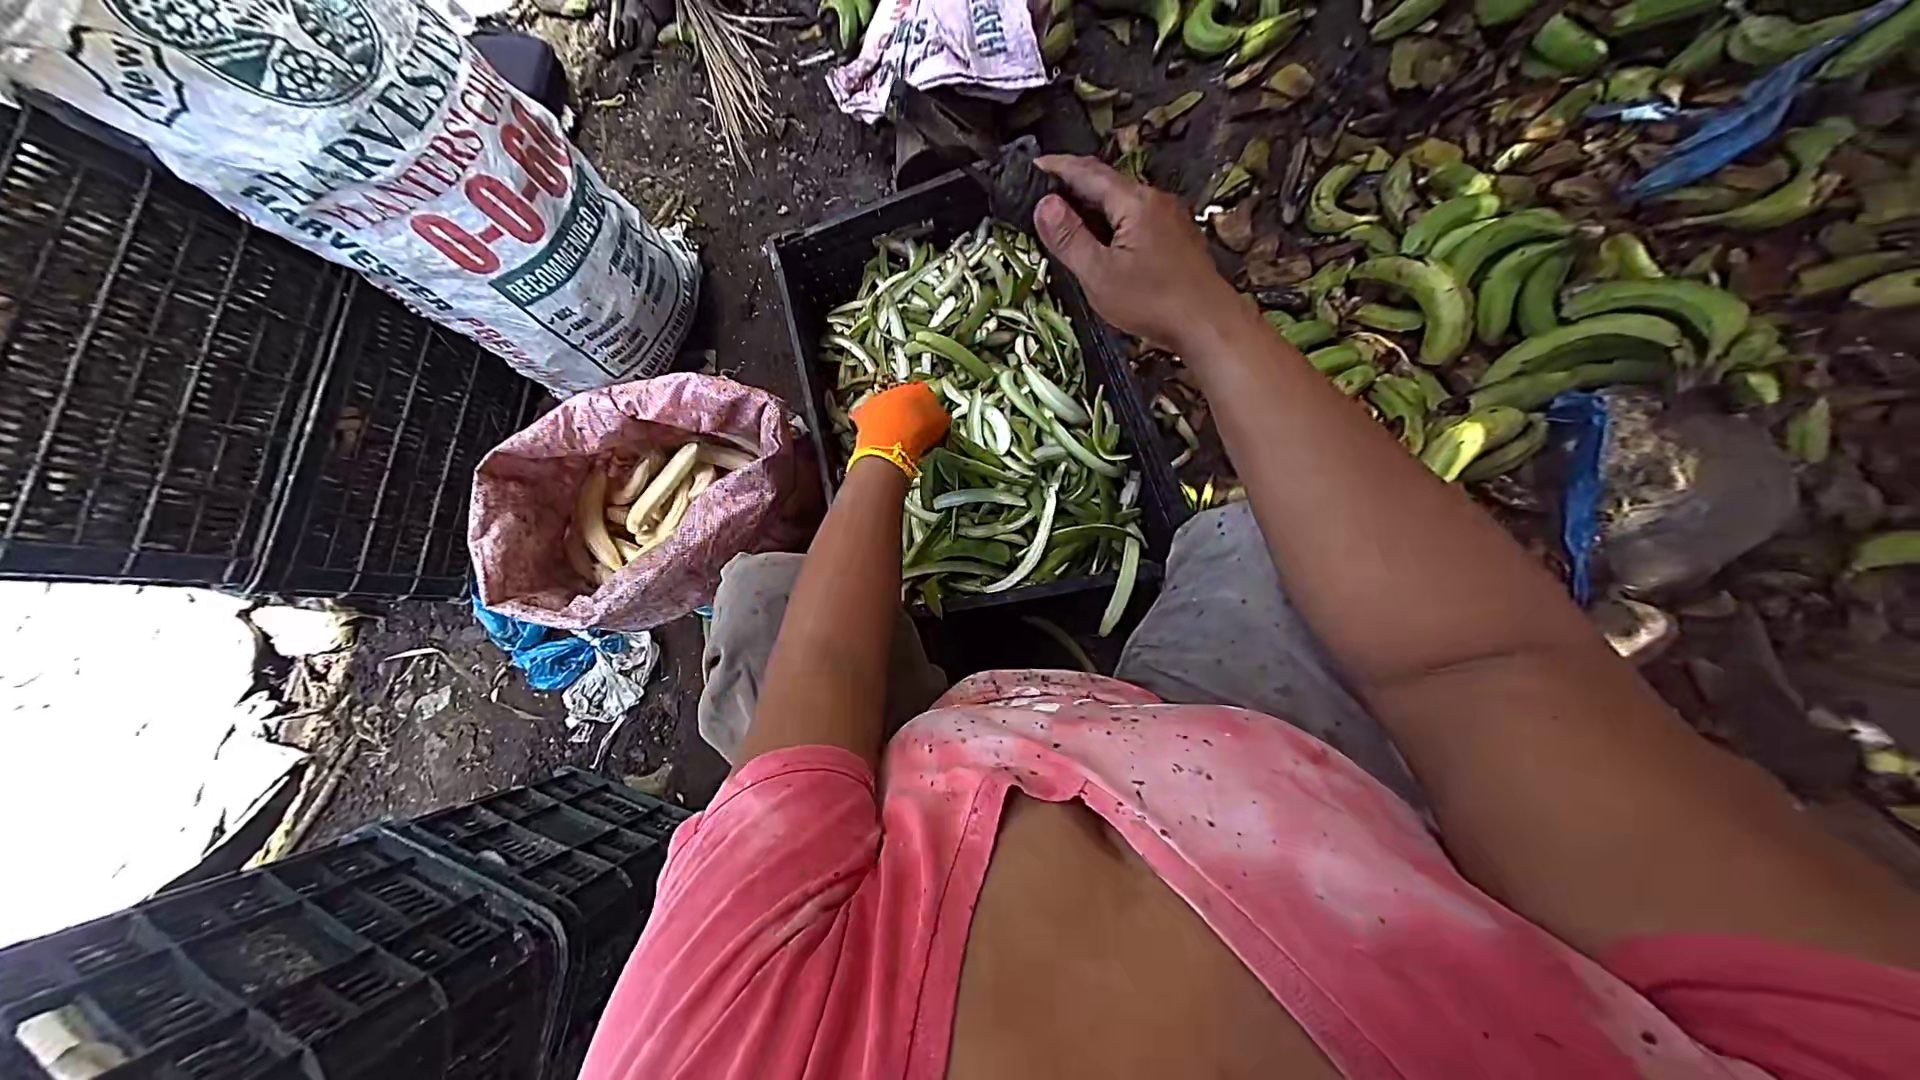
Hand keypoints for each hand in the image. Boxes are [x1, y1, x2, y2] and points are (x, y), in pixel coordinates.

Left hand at [852, 381, 949, 471]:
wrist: (891, 446)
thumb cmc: (916, 435)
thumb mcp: (941, 424)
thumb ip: (941, 415)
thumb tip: (943, 419)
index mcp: (920, 388)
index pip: (926, 391)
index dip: (927, 405)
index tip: (927, 414)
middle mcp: (897, 388)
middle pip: (903, 395)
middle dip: (906, 407)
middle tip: (912, 423)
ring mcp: (879, 398)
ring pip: (885, 402)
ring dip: (889, 413)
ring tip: (896, 432)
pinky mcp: (863, 411)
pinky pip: (867, 413)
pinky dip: (871, 421)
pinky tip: (879, 434)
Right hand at [1033, 155, 1249, 351]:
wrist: (1208, 323)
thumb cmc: (1152, 301)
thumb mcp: (1099, 274)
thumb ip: (1070, 238)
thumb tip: (1043, 204)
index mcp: (1134, 202)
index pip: (1087, 172)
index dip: (1057, 167)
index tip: (1033, 165)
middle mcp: (1155, 201)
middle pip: (1107, 184)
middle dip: (1074, 185)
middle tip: (1044, 193)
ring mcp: (1170, 219)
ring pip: (1123, 203)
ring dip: (1093, 206)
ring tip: (1067, 219)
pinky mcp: (1176, 239)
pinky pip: (1137, 220)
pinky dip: (1113, 222)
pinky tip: (1103, 241)